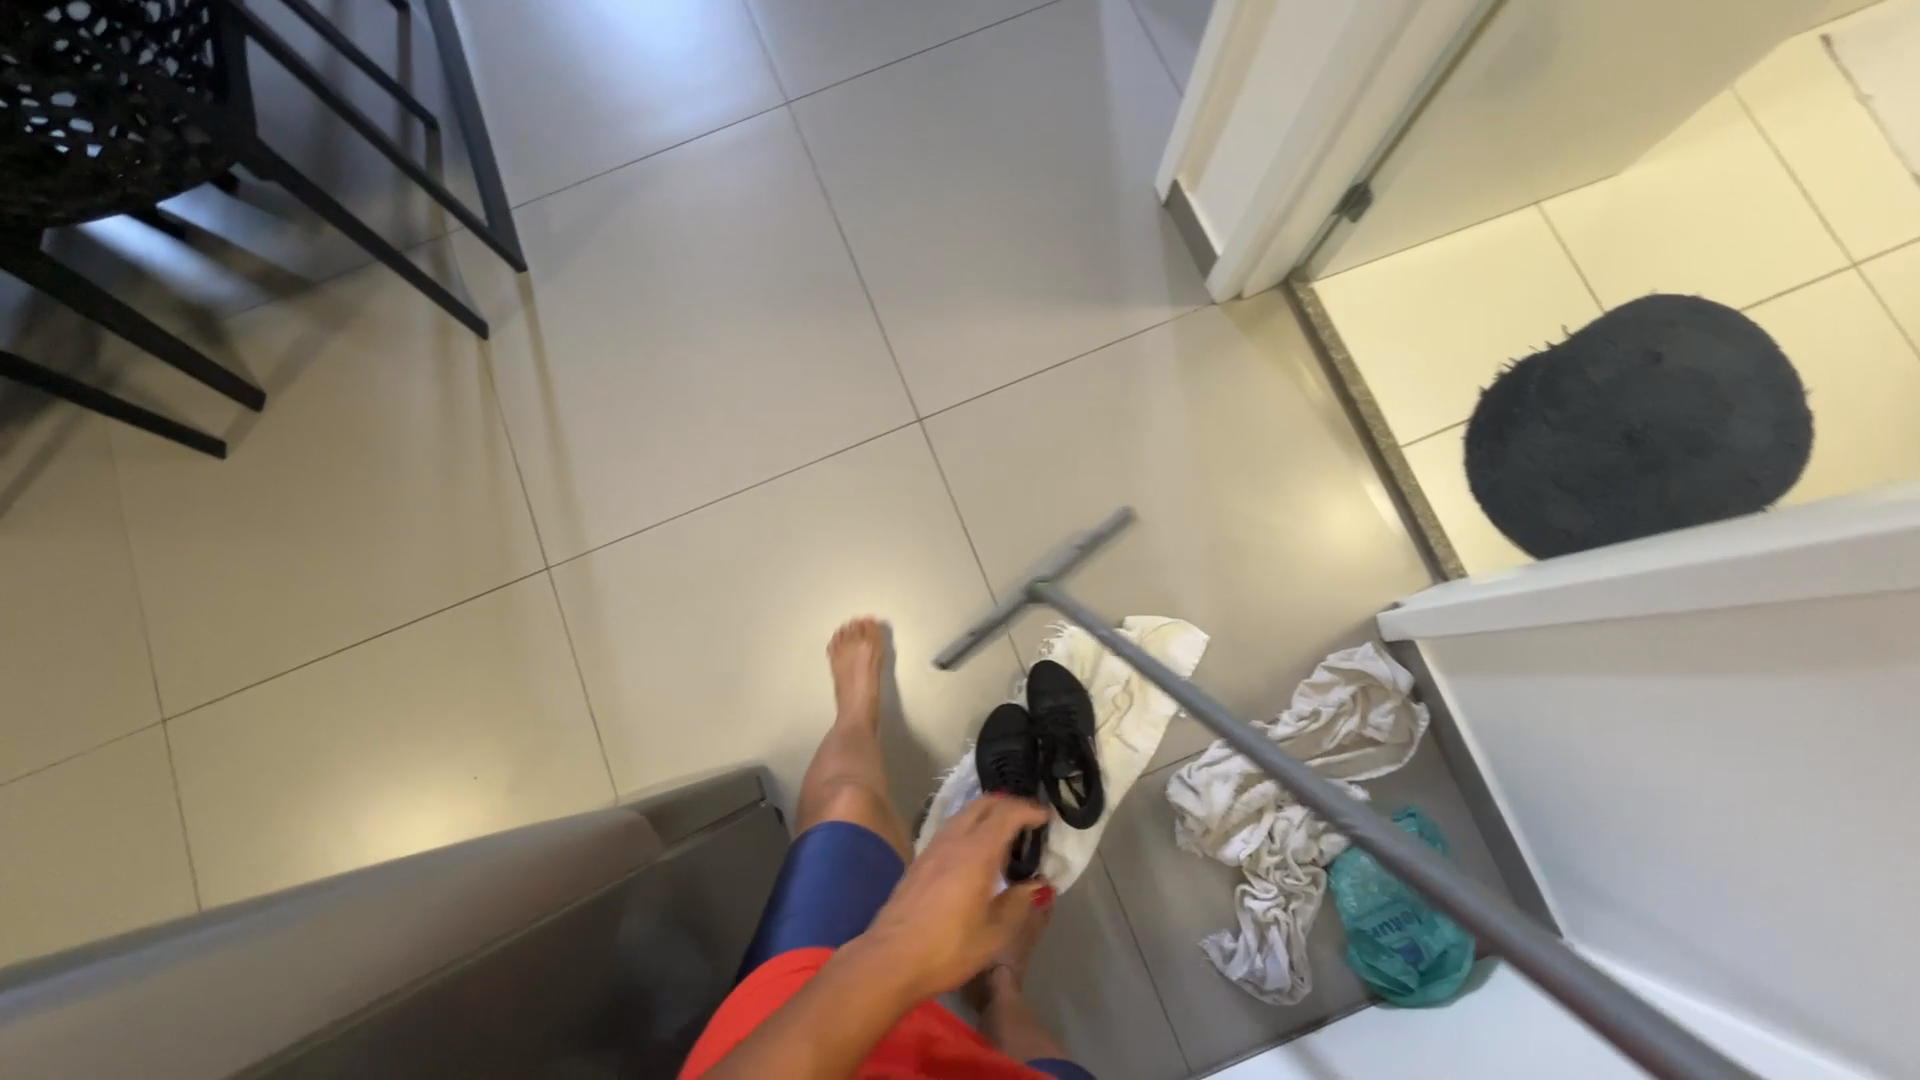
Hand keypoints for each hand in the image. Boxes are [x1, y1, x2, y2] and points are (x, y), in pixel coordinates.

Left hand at [853, 795, 1051, 1000]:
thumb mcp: (995, 933)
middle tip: (1029, 820)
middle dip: (1009, 804)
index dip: (1030, 810)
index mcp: (977, 852)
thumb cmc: (948, 948)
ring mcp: (932, 848)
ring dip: (988, 814)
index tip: (1046, 817)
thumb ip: (1019, 903)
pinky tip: (977, 853)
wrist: (890, 959)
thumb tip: (1038, 884)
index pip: (1007, 813)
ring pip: (964, 814)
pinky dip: (971, 827)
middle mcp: (953, 840)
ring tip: (1006, 836)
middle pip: (983, 804)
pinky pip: (952, 829)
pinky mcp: (920, 861)